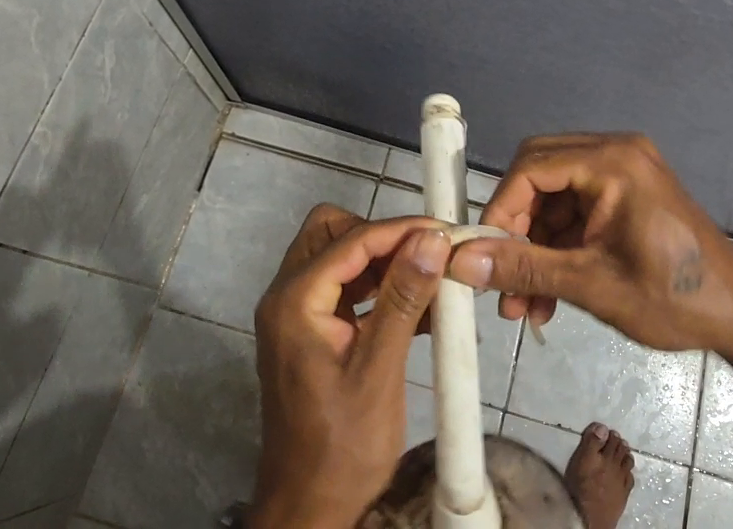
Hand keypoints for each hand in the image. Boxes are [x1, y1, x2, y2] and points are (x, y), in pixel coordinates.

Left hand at [249, 204, 450, 528]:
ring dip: (381, 262)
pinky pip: (342, 288)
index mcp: (294, 301)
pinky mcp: (309, 332)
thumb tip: (432, 240)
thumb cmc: (343, 445)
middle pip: (331, 233)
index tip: (446, 231)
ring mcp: (294, 314)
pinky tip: (417, 307)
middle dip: (381, 237)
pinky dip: (376, 288)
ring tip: (429, 279)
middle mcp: (286, 297)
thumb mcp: (379, 370)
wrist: (309, 506)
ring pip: (336, 257)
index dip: (400, 230)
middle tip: (427, 255)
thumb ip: (404, 299)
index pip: (351, 240)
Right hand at [450, 133, 732, 352]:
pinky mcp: (628, 196)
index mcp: (613, 162)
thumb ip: (523, 268)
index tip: (484, 256)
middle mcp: (617, 154)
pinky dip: (558, 250)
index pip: (531, 168)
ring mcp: (625, 173)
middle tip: (501, 275)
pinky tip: (547, 298)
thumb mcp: (591, 285)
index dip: (499, 211)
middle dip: (515, 230)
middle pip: (538, 176)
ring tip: (523, 306)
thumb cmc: (673, 299)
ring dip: (535, 249)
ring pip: (554, 200)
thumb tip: (460, 262)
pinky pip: (576, 213)